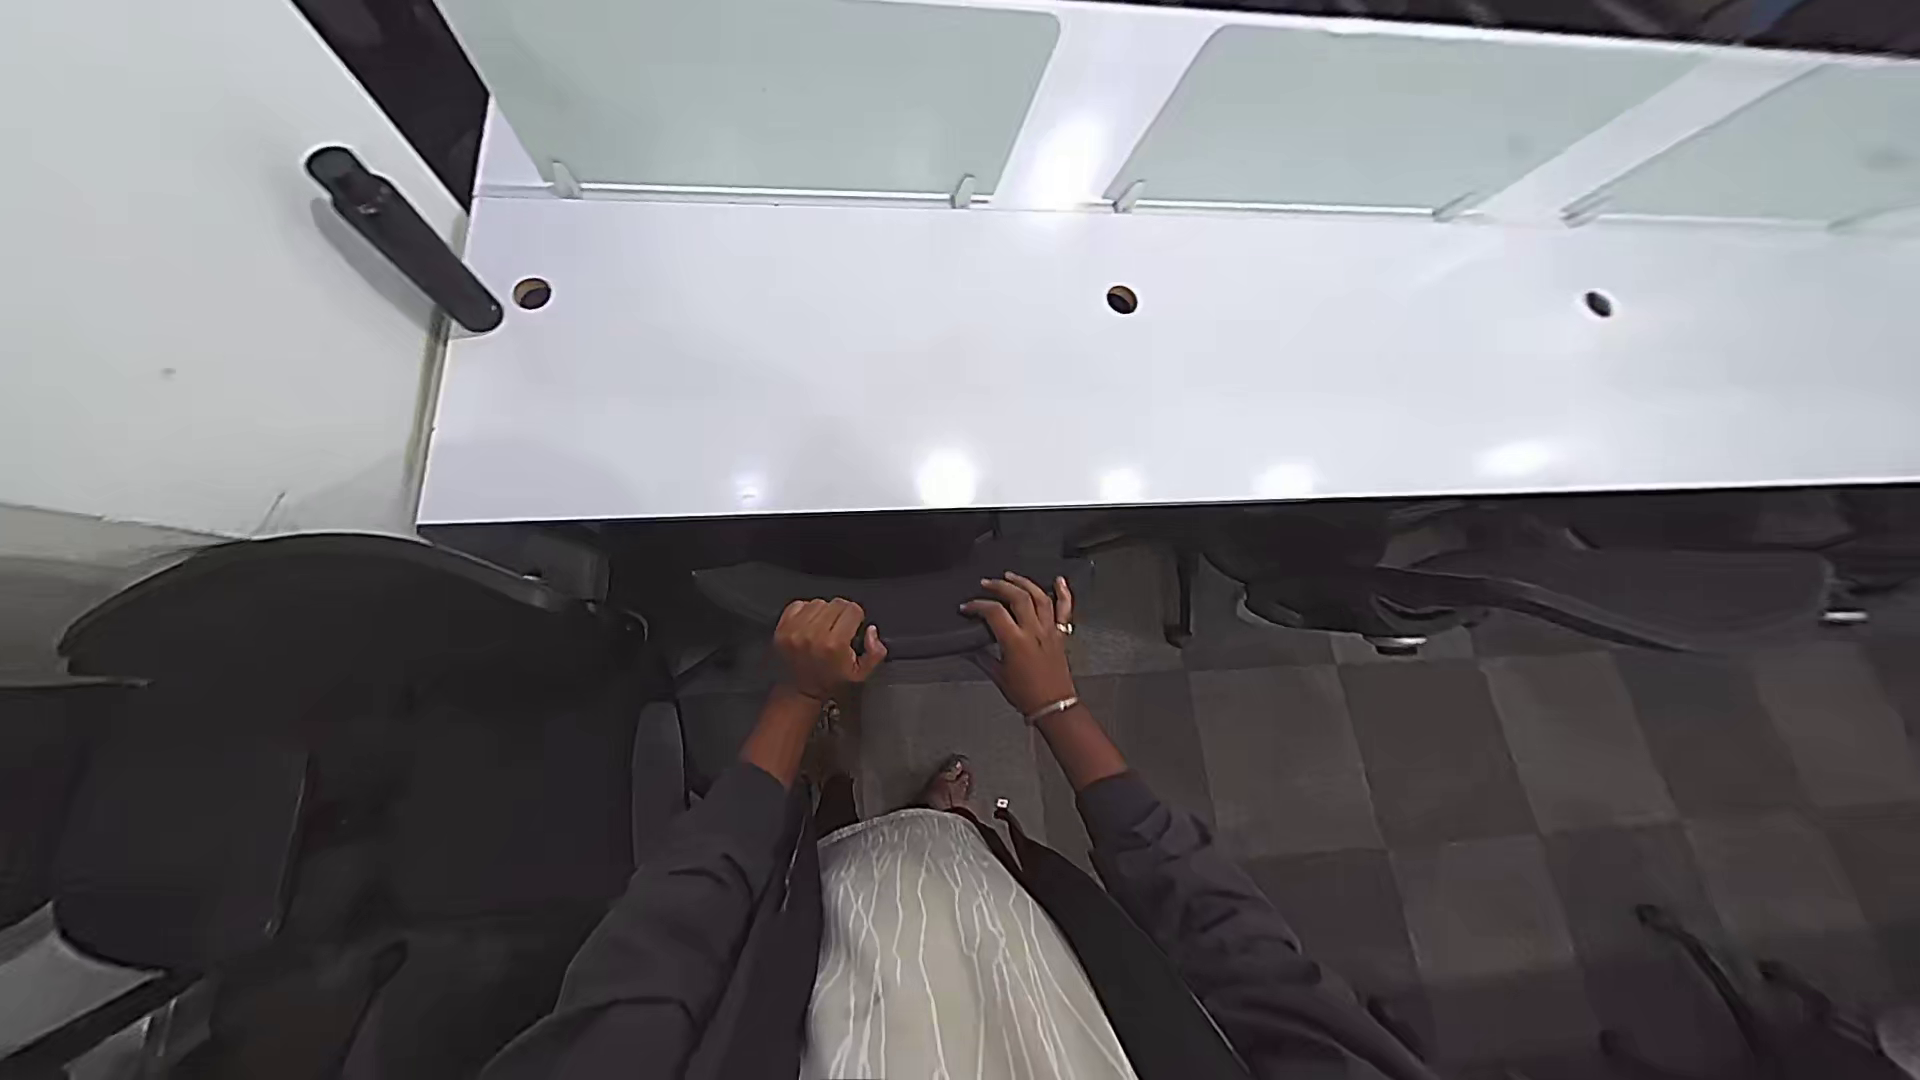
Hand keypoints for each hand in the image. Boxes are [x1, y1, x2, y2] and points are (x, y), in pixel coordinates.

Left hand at [774, 598, 887, 701]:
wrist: (800, 691)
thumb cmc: (830, 681)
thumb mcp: (861, 673)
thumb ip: (875, 652)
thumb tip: (871, 630)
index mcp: (835, 644)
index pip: (852, 609)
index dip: (856, 617)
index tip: (853, 627)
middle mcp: (814, 634)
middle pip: (836, 603)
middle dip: (841, 613)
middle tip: (839, 628)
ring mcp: (795, 631)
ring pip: (818, 602)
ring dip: (824, 612)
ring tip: (823, 627)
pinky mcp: (782, 629)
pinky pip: (798, 605)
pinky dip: (805, 611)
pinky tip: (809, 624)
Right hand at [960, 572, 1077, 715]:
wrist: (1054, 706)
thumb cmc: (1027, 695)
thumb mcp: (998, 676)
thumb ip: (982, 657)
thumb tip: (969, 648)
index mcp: (1016, 642)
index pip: (994, 612)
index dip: (977, 605)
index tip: (967, 607)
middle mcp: (1034, 631)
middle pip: (1018, 597)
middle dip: (1000, 586)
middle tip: (987, 583)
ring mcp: (1050, 630)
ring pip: (1040, 596)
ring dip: (1024, 582)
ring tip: (1011, 576)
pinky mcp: (1061, 634)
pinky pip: (1065, 609)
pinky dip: (1064, 593)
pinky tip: (1059, 580)